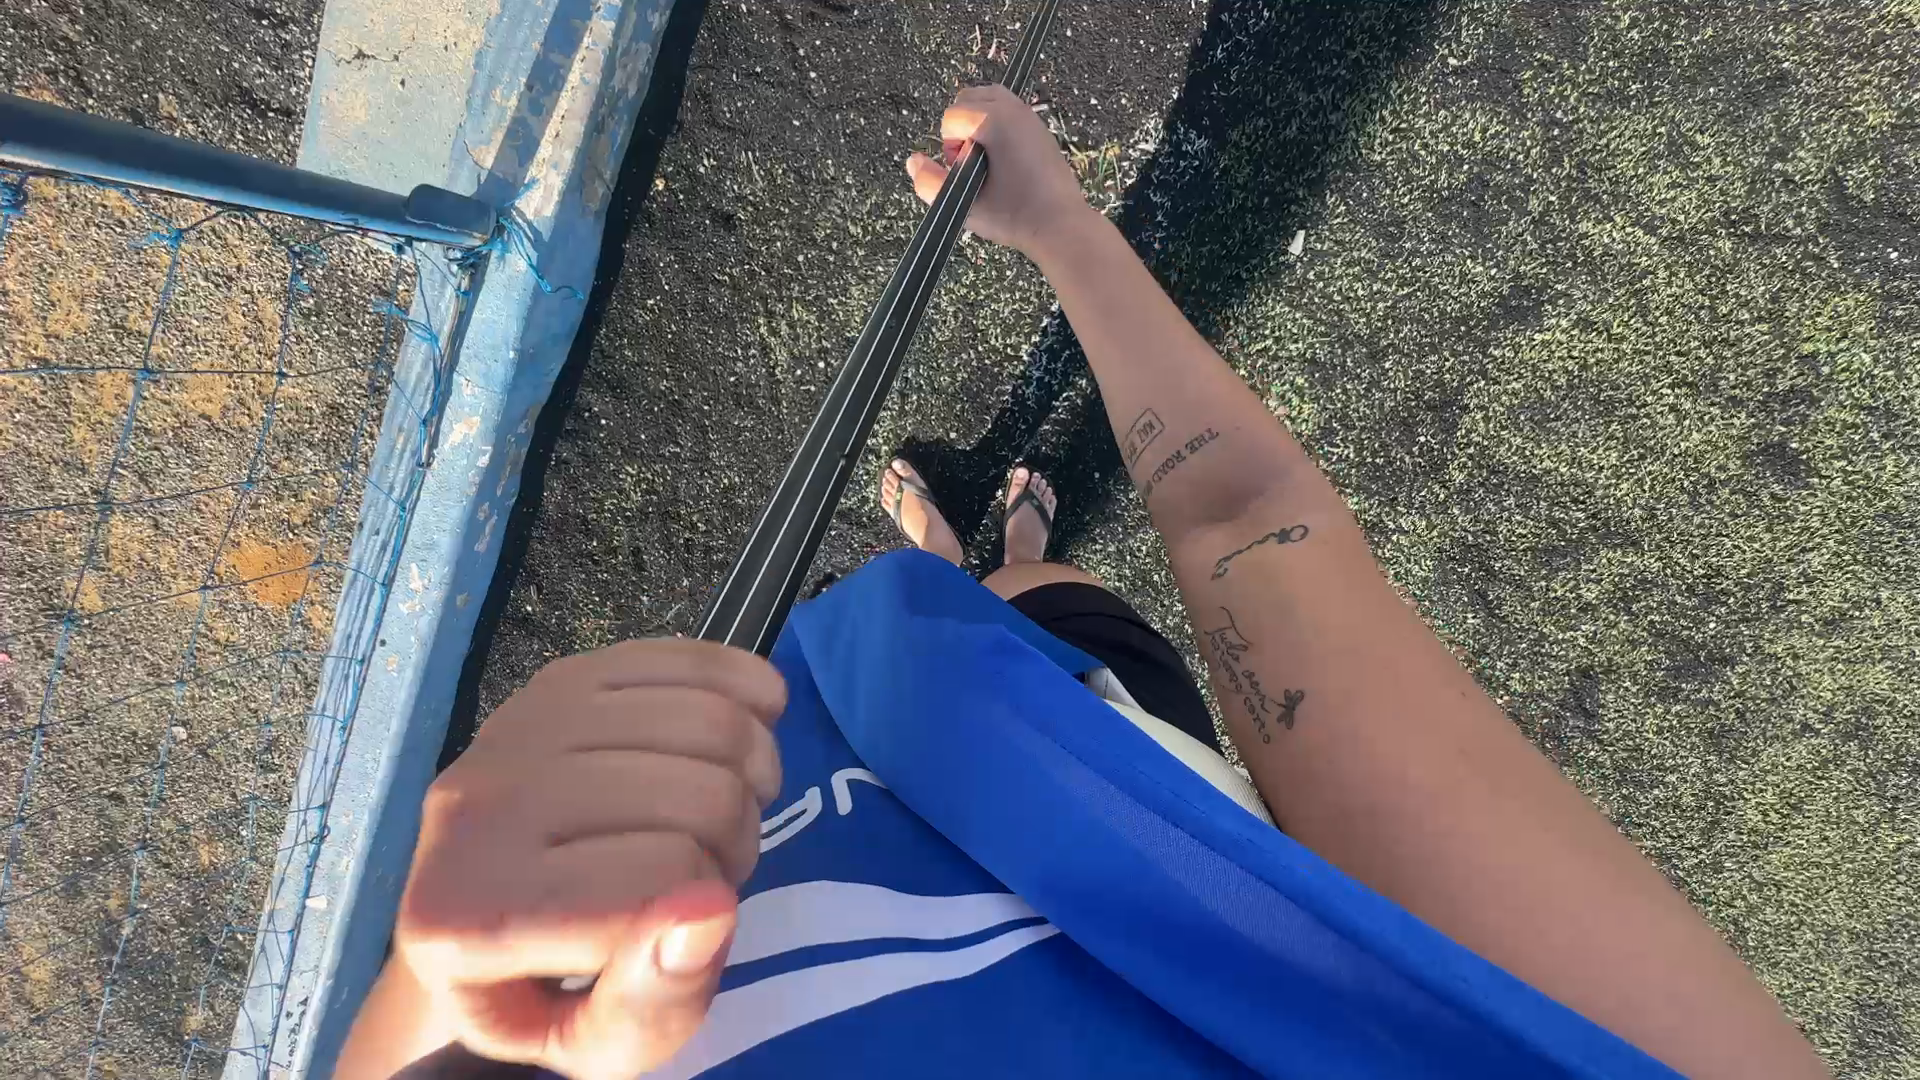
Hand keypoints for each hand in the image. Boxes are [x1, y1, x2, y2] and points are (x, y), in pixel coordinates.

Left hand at [392, 639, 786, 1079]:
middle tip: (709, 866)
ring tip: (717, 807)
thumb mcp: (598, 1043)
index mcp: (469, 908)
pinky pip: (705, 660)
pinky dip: (753, 697)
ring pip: (716, 722)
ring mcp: (526, 717)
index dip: (706, 910)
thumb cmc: (549, 980)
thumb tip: (709, 910)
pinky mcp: (571, 669)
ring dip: (750, 774)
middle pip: (702, 794)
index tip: (682, 930)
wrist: (494, 895)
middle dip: (736, 840)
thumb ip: (650, 1002)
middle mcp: (478, 797)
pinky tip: (737, 739)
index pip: (665, 878)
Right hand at [906, 84, 1092, 259]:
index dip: (949, 147)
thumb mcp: (965, 205)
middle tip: (972, 165)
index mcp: (994, 121)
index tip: (965, 173)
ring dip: (978, 126)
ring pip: (989, 101)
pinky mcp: (1039, 127)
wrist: (1060, 225)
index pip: (951, 117)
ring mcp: (1029, 115)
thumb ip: (931, 184)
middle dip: (961, 129)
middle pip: (968, 97)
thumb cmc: (1014, 217)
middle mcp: (1013, 109)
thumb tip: (913, 160)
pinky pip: (1008, 113)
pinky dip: (997, 129)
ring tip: (985, 162)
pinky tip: (1004, 164)